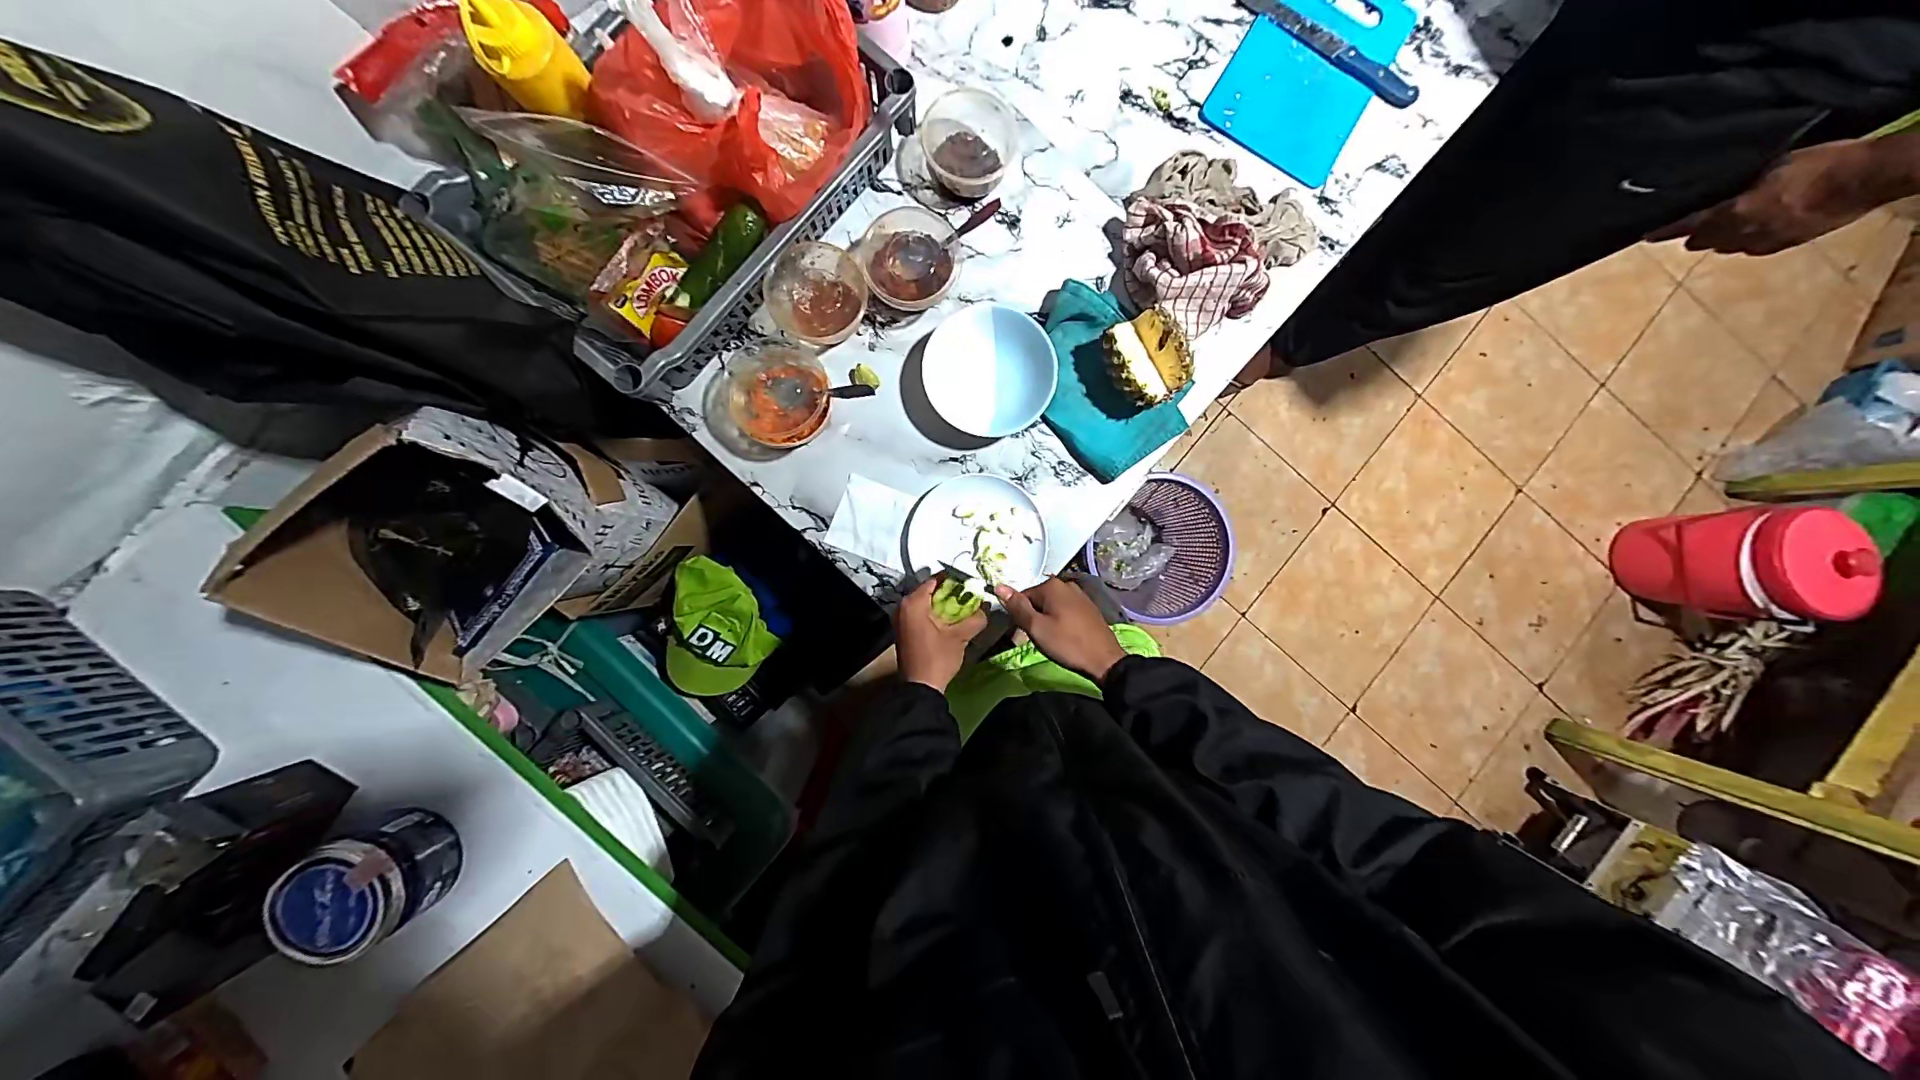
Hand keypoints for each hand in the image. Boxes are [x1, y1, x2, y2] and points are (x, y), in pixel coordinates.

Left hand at [896, 576, 987, 692]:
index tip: (969, 583)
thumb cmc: (937, 659)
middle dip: (948, 594)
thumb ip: (975, 619)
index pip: (934, 581)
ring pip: (924, 604)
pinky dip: (933, 615)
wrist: (920, 688)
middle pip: (928, 592)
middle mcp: (902, 607)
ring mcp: (900, 619)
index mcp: (913, 603)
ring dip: (941, 605)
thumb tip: (985, 609)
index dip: (953, 580)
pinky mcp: (903, 631)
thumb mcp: (960, 637)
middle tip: (968, 597)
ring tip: (962, 609)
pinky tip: (949, 622)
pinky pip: (919, 615)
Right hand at [994, 577, 1127, 682]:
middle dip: (1033, 615)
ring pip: (1052, 604)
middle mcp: (1066, 584)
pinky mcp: (1088, 606)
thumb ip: (1017, 606)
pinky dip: (1060, 619)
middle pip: (1038, 598)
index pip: (1022, 595)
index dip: (1019, 615)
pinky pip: (1065, 609)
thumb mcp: (1036, 627)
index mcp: (1052, 585)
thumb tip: (999, 586)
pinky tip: (1064, 634)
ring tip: (1050, 638)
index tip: (1024, 632)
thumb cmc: (1067, 643)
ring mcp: (1080, 594)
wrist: (1104, 660)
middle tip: (1037, 636)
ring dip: (1046, 618)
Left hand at [1646, 138, 1891, 255]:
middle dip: (1696, 236)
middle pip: (1704, 241)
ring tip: (1722, 232)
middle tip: (1691, 232)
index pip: (1688, 225)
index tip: (1648, 236)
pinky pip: (1754, 248)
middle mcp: (1741, 232)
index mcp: (1734, 212)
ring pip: (1728, 247)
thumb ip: (1744, 185)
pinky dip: (1747, 242)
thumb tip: (1731, 192)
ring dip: (1721, 240)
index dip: (1666, 231)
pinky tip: (1752, 234)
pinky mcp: (1786, 244)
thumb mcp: (1775, 166)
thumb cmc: (1824, 163)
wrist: (1871, 176)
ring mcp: (1764, 241)